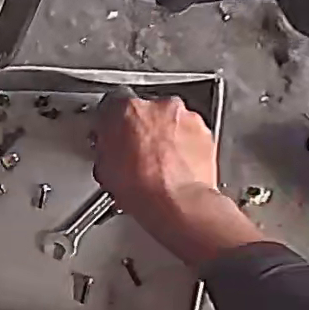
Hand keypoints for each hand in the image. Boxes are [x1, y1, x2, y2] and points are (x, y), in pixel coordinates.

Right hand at [94, 94, 263, 267]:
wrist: (176, 204)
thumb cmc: (142, 187)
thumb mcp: (104, 166)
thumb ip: (105, 145)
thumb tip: (107, 145)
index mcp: (126, 109)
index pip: (112, 105)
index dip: (110, 122)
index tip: (110, 133)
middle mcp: (158, 106)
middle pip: (144, 110)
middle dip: (140, 128)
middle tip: (133, 151)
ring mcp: (184, 118)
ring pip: (169, 121)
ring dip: (162, 136)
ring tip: (155, 163)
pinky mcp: (205, 132)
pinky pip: (189, 134)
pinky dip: (183, 145)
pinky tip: (173, 166)